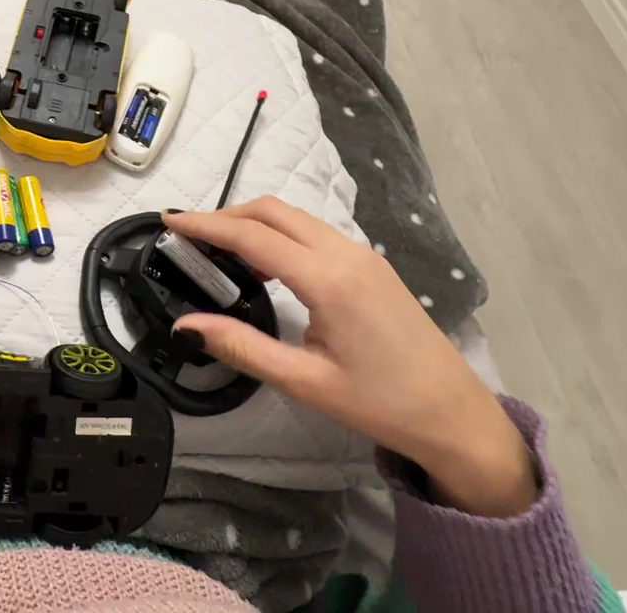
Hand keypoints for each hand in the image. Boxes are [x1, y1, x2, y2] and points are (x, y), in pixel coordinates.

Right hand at [168, 198, 535, 517]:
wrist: (457, 416)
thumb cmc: (382, 404)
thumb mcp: (304, 382)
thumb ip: (241, 347)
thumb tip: (185, 325)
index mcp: (329, 279)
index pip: (253, 235)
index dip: (206, 224)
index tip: (169, 219)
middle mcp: (346, 253)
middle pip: (273, 210)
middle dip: (226, 214)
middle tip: (188, 234)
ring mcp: (362, 254)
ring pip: (294, 217)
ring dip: (252, 221)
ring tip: (216, 246)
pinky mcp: (370, 263)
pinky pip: (312, 231)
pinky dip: (276, 233)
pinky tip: (261, 261)